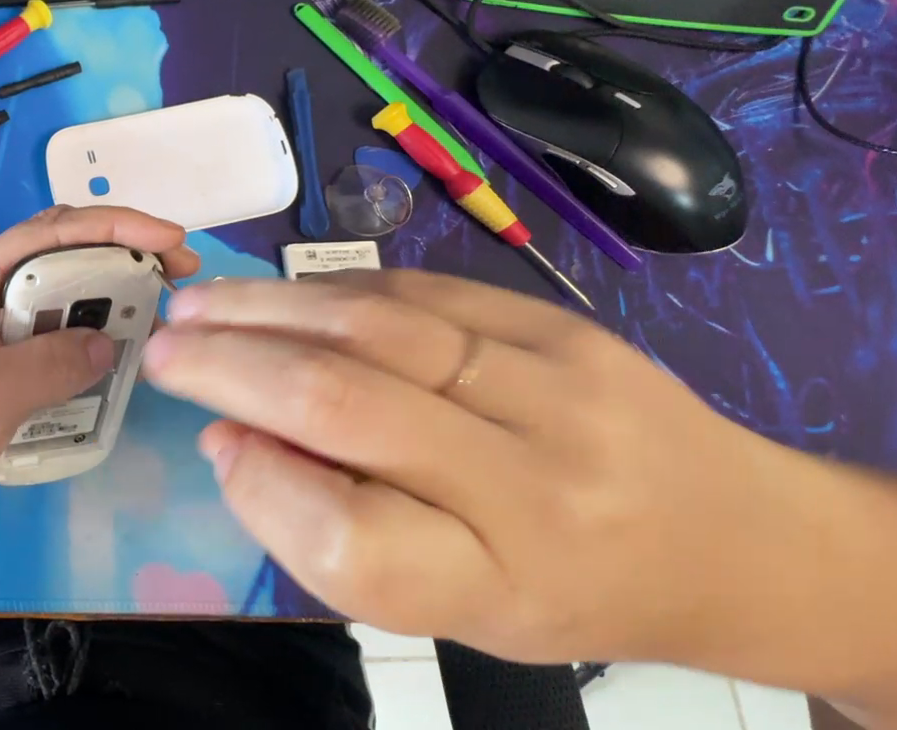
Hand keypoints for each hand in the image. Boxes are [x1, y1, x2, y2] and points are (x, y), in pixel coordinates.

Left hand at [0, 206, 199, 505]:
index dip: (114, 226)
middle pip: (62, 249)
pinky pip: (54, 322)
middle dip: (122, 253)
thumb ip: (50, 363)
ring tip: (158, 311)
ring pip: (63, 284)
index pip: (51, 232)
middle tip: (179, 275)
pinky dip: (91, 325)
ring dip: (111, 290)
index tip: (169, 239)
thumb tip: (108, 343)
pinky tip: (118, 345)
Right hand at [142, 269, 843, 666]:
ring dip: (262, 309)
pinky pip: (413, 292)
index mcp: (504, 581)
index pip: (353, 540)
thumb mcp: (454, 606)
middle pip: (344, 403)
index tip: (214, 447)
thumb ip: (333, 530)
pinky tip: (277, 296)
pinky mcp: (558, 324)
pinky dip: (325, 291)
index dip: (260, 488)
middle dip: (228, 365)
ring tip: (195, 306)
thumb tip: (229, 434)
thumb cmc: (565, 587)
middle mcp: (535, 483)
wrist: (736, 536)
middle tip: (160, 349)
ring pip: (367, 326)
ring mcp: (555, 387)